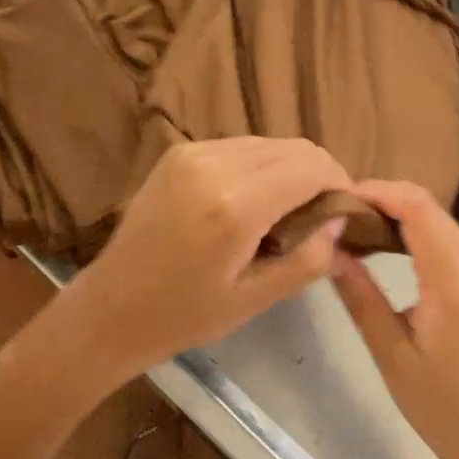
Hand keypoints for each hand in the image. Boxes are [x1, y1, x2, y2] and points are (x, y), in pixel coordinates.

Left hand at [60, 137, 352, 379]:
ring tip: (290, 211)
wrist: (111, 307)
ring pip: (268, 143)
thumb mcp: (254, 299)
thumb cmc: (184, 315)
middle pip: (294, 147)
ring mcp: (193, 152)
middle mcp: (215, 164)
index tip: (348, 212)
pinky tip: (255, 201)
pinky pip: (239, 147)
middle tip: (324, 214)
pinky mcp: (179, 151)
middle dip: (319, 175)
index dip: (340, 184)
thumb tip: (341, 222)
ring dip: (290, 168)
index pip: (311, 167)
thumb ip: (307, 258)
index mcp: (235, 205)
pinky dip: (260, 166)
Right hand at [332, 181, 458, 458]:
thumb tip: (329, 247)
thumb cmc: (437, 401)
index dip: (377, 192)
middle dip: (380, 197)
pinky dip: (409, 224)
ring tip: (351, 222)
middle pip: (426, 204)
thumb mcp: (389, 351)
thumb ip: (360, 294)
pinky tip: (380, 237)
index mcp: (455, 281)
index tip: (337, 197)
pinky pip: (442, 230)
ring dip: (393, 208)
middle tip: (337, 211)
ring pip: (433, 213)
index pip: (417, 209)